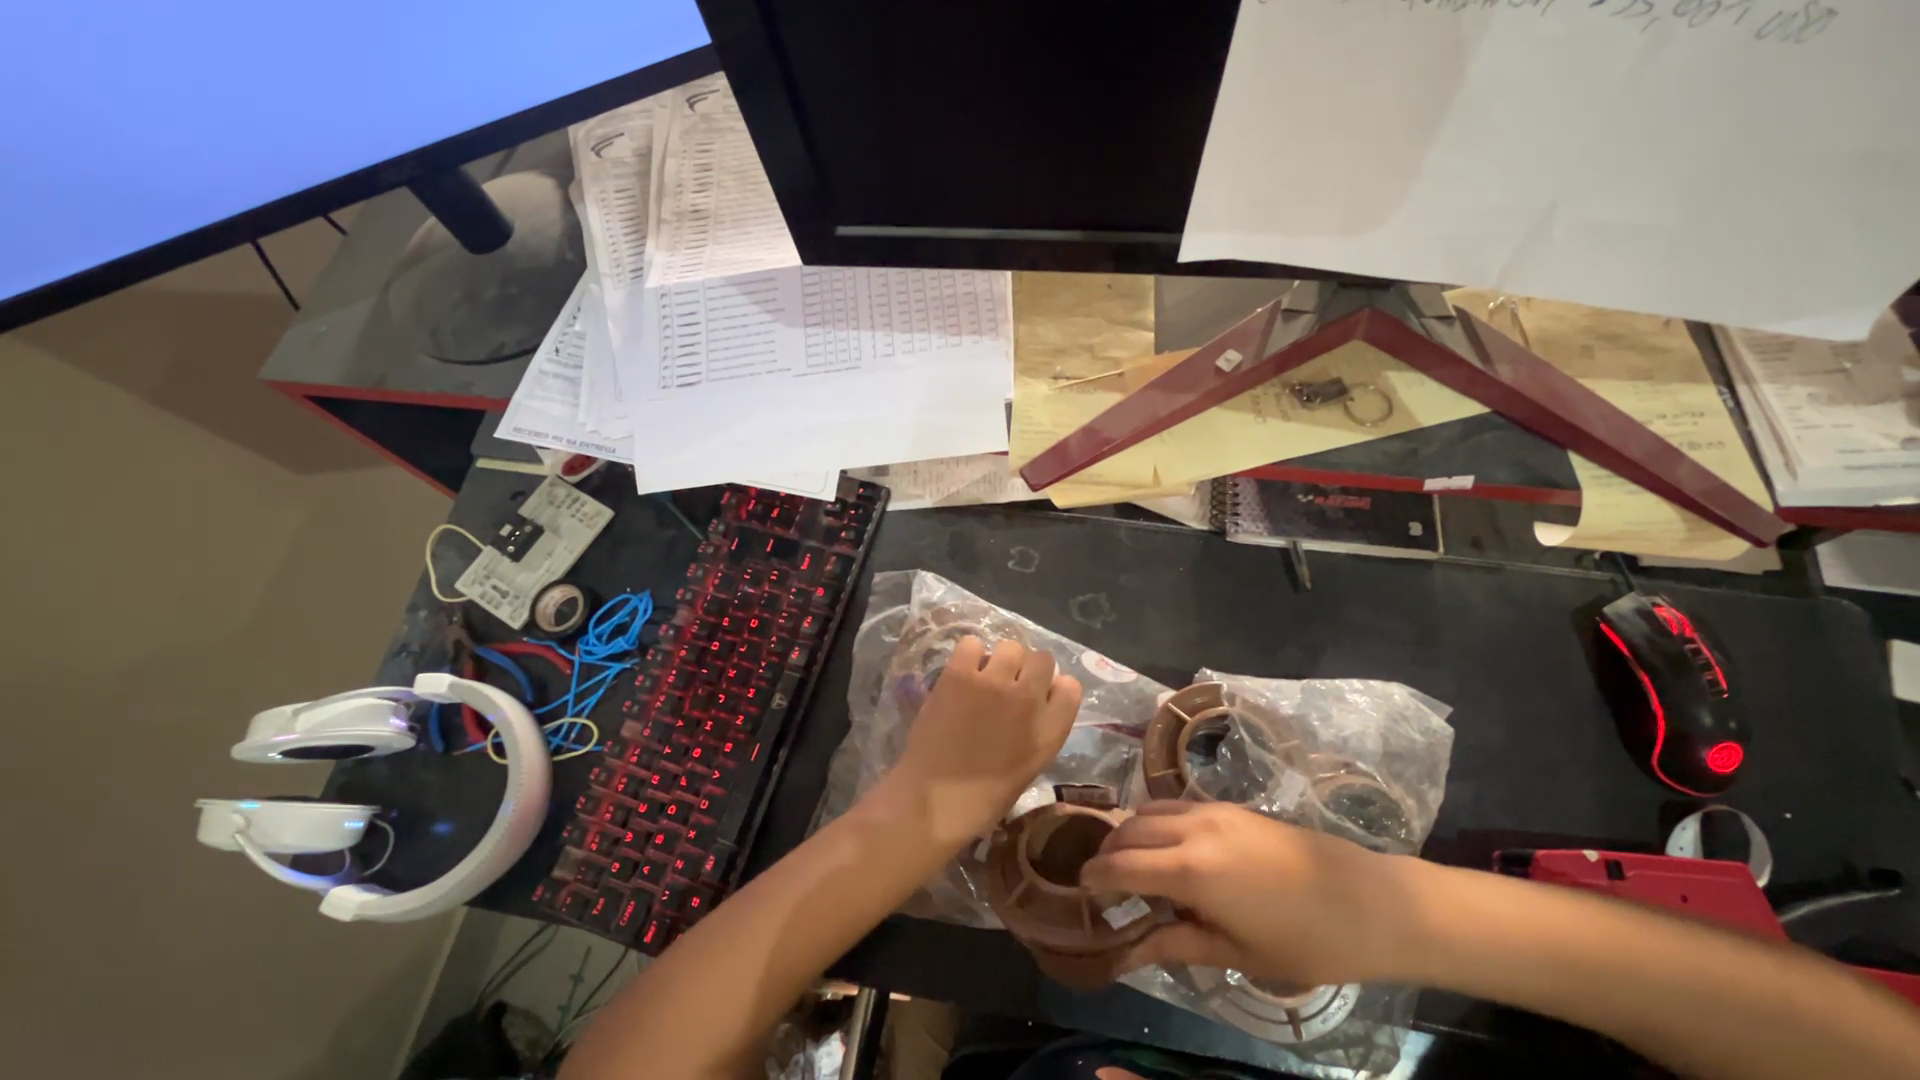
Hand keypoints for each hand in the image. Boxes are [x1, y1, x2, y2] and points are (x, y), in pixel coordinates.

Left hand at [877, 636, 1082, 848]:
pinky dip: (969, 655)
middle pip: (1043, 659)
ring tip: (983, 679)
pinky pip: (972, 644)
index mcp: (1051, 731)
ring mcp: (993, 683)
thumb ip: (1040, 730)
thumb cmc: (983, 797)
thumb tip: (1034, 701)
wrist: (934, 802)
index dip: (1053, 689)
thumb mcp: (1029, 766)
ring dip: (1000, 660)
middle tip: (1007, 687)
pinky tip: (961, 674)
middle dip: (1028, 670)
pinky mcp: (959, 675)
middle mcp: (1029, 699)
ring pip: (1010, 647)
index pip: (1070, 687)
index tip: (1038, 697)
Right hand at [1079, 801, 1427, 986]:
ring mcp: (1214, 811)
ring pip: (1149, 811)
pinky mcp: (1233, 807)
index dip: (1094, 878)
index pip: (1120, 864)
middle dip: (1107, 854)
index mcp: (1191, 869)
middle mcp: (1194, 828)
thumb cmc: (1305, 941)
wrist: (1371, 902)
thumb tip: (1127, 950)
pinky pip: (1175, 807)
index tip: (1079, 892)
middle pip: (1128, 830)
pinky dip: (1156, 823)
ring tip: (1132, 869)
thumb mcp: (1235, 953)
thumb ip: (1174, 944)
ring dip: (1131, 834)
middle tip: (1104, 886)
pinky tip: (1169, 852)